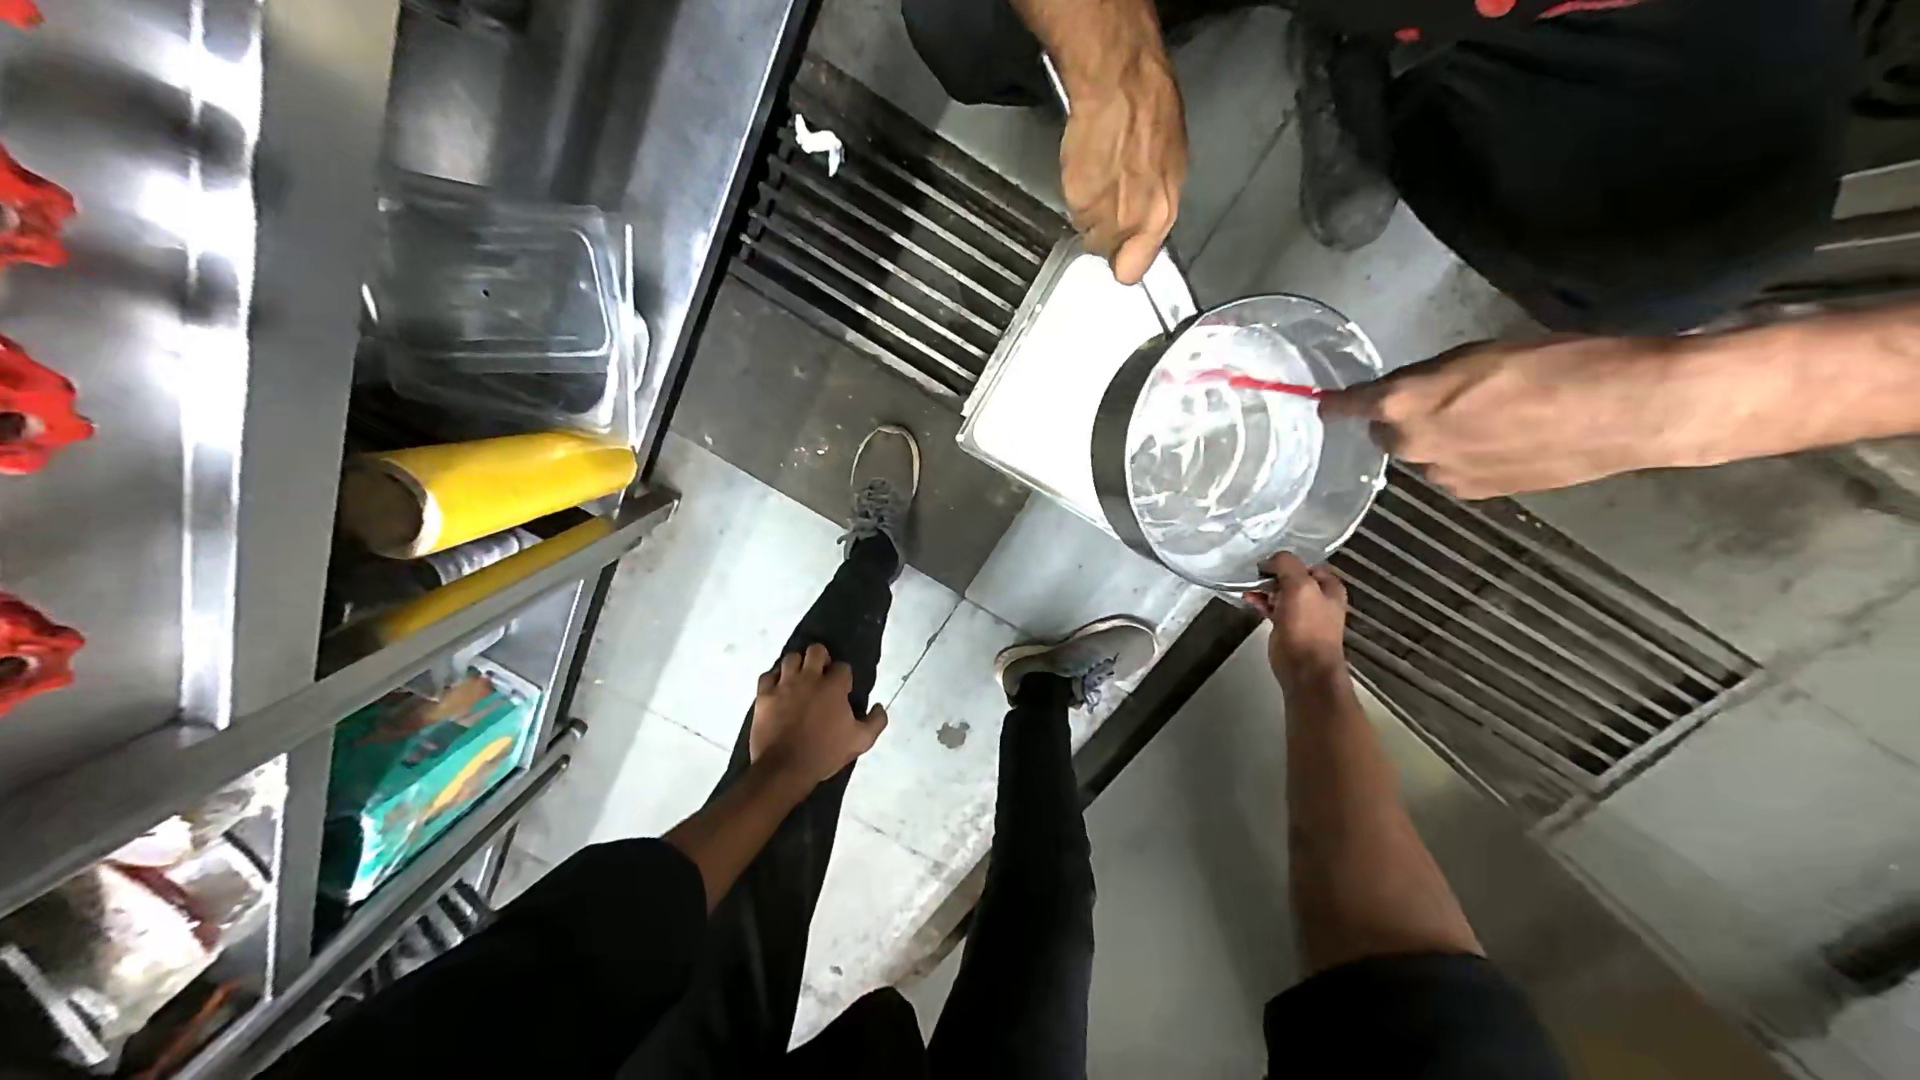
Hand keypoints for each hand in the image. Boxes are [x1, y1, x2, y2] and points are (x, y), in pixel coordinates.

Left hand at [749, 644, 887, 786]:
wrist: (785, 768)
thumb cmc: (825, 753)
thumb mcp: (860, 741)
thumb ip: (875, 721)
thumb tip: (879, 706)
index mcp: (833, 687)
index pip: (842, 667)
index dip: (844, 677)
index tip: (843, 690)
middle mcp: (809, 678)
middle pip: (815, 650)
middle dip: (821, 658)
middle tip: (821, 674)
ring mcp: (784, 685)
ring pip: (791, 658)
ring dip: (797, 665)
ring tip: (799, 679)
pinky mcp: (764, 695)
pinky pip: (768, 675)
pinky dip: (774, 678)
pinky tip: (779, 688)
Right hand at [1059, 51, 1185, 285]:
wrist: (1120, 84)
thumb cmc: (1151, 108)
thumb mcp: (1171, 161)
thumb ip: (1156, 201)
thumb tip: (1145, 218)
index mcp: (1163, 212)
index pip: (1136, 268)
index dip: (1126, 262)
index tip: (1123, 253)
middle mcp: (1135, 221)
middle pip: (1108, 254)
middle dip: (1105, 236)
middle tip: (1106, 204)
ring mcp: (1104, 214)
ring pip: (1088, 234)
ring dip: (1088, 215)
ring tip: (1098, 179)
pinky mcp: (1078, 201)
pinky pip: (1074, 212)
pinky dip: (1076, 195)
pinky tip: (1087, 168)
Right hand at [1243, 552, 1348, 690]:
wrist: (1304, 666)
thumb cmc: (1307, 625)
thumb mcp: (1300, 586)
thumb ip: (1287, 565)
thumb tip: (1271, 559)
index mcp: (1329, 587)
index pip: (1307, 564)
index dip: (1288, 561)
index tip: (1267, 562)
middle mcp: (1317, 598)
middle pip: (1292, 577)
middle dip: (1273, 574)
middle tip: (1255, 574)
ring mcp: (1301, 613)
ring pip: (1279, 591)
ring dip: (1263, 587)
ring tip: (1247, 585)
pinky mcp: (1286, 625)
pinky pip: (1271, 606)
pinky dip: (1260, 601)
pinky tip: (1247, 598)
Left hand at [1320, 335, 1708, 498]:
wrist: (1628, 411)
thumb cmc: (1557, 364)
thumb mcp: (1478, 352)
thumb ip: (1427, 376)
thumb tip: (1402, 389)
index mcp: (1404, 402)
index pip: (1351, 405)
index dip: (1338, 404)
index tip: (1325, 406)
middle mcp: (1410, 443)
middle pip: (1387, 433)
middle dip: (1402, 420)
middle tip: (1442, 403)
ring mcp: (1438, 472)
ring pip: (1418, 455)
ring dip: (1433, 441)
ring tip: (1484, 423)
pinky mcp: (1468, 493)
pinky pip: (1448, 472)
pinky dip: (1460, 460)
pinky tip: (1500, 446)